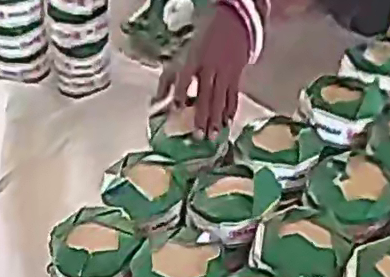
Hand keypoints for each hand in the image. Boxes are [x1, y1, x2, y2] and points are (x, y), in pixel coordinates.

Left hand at [155, 3, 249, 137]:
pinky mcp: (236, 77)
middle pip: (206, 94)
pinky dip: (230, 112)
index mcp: (194, 60)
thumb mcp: (182, 57)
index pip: (186, 77)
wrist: (232, 25)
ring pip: (221, 99)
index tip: (177, 108)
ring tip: (212, 137)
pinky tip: (226, 125)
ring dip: (216, 119)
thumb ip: (167, 81)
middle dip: (201, 115)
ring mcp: (224, 73)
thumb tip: (154, 104)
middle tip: (198, 135)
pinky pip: (233, 97)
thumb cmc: (201, 48)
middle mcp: (210, 67)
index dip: (181, 92)